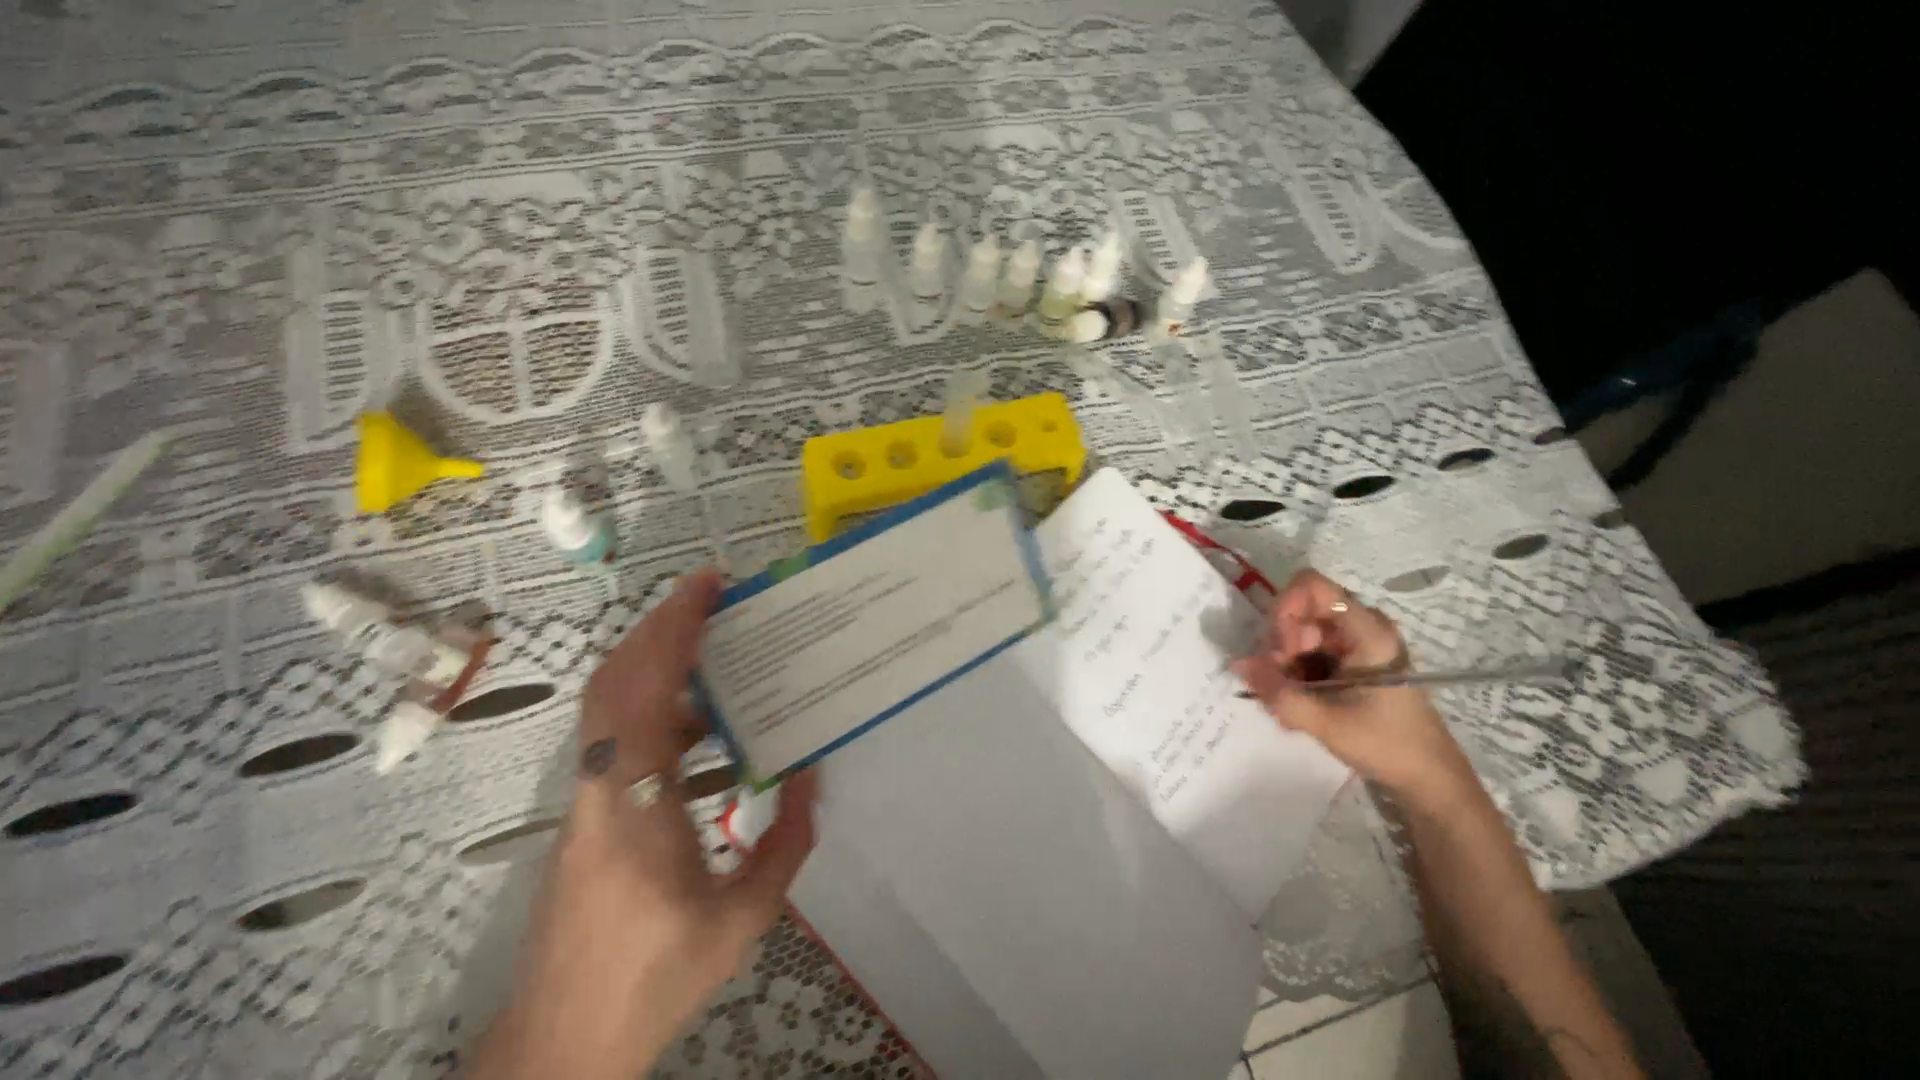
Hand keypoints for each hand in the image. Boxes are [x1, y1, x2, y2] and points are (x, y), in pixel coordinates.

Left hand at [468, 569, 818, 1079]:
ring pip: (605, 703)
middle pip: (612, 681)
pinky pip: (613, 734)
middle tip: (715, 595)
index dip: (672, 632)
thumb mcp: (741, 921)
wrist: (562, 1038)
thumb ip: (784, 843)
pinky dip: (650, 700)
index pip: (641, 695)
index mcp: (635, 812)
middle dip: (660, 626)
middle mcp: (598, 791)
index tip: (709, 587)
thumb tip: (809, 774)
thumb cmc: (654, 980)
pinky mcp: (583, 812)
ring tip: (714, 643)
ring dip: (654, 658)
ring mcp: (582, 800)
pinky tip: (699, 718)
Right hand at [1231, 569, 1473, 803]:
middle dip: (1281, 645)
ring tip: (1288, 704)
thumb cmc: (1385, 744)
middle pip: (1302, 610)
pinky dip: (1297, 674)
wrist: (1428, 776)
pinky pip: (1312, 651)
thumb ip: (1277, 691)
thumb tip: (1237, 664)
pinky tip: (1297, 706)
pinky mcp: (1353, 661)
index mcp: (1367, 630)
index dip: (1284, 610)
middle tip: (1281, 684)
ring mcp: (1358, 643)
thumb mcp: (1325, 722)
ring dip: (1286, 664)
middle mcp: (1363, 626)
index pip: (1310, 586)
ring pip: (1302, 633)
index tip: (1283, 652)